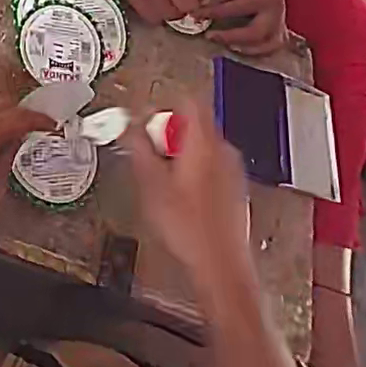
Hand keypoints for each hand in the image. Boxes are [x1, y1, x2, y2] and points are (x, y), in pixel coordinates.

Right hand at [124, 100, 255, 290]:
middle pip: (194, 122)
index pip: (187, 100)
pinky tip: (179, 196)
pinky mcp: (235, 188)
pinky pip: (210, 165)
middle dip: (167, 133)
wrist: (220, 265)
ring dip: (179, 153)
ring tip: (160, 178)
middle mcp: (223, 150)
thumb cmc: (188, 227)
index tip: (146, 117)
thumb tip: (130, 126)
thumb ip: (138, 147)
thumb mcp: (150, 184)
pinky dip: (193, 170)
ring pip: (202, 145)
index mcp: (203, 142)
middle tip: (148, 151)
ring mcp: (233, 169)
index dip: (163, 103)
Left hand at [199, 0, 286, 54]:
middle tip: (210, 36)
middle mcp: (276, 10)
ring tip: (226, 45)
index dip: (214, 13)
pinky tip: (241, 48)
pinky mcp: (280, 25)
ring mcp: (281, 19)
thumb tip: (203, 10)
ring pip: (269, 44)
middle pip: (256, 33)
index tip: (196, 16)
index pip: (236, 9)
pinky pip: (273, 45)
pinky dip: (259, 50)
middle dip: (231, 37)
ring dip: (247, 49)